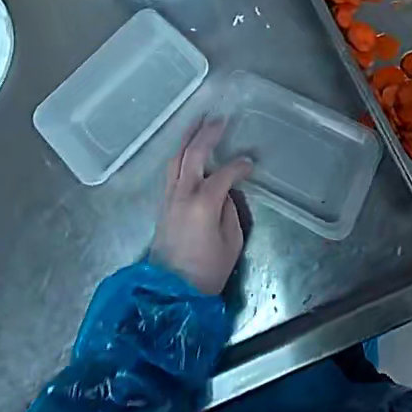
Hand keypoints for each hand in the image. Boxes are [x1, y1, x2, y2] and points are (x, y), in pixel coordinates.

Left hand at [149, 119, 252, 295]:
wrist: (171, 291)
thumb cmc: (206, 272)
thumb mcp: (231, 243)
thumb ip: (230, 211)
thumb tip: (225, 194)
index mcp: (202, 204)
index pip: (223, 174)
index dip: (238, 166)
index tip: (250, 164)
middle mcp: (182, 194)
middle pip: (192, 155)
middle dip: (206, 135)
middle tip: (219, 119)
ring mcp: (168, 198)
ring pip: (175, 160)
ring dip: (187, 139)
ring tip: (199, 124)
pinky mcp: (162, 205)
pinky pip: (171, 171)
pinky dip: (181, 155)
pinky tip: (188, 152)